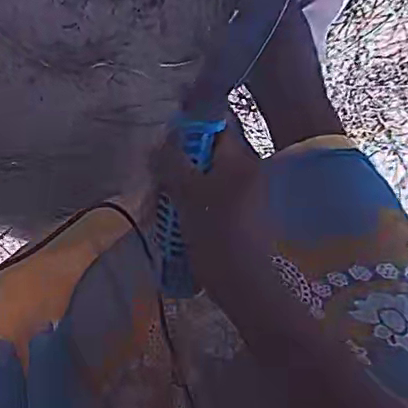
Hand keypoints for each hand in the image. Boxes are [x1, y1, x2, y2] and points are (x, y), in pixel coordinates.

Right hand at [151, 119, 310, 340]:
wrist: (245, 286)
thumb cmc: (217, 236)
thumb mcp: (187, 195)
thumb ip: (173, 163)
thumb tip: (161, 142)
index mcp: (240, 159)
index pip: (217, 122)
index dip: (192, 121)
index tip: (167, 133)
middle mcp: (247, 170)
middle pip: (210, 149)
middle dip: (183, 155)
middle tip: (159, 170)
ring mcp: (244, 194)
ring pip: (206, 173)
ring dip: (183, 179)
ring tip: (164, 196)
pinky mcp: (237, 215)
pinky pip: (209, 194)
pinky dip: (191, 199)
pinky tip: (177, 215)